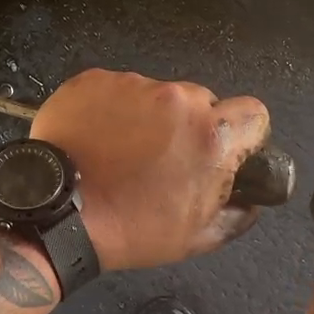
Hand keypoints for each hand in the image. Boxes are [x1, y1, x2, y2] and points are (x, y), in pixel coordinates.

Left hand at [27, 68, 268, 270]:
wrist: (61, 210)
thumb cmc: (131, 226)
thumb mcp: (199, 235)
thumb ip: (237, 210)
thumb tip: (250, 198)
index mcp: (210, 134)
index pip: (253, 112)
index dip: (242, 133)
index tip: (225, 148)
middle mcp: (174, 99)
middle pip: (200, 100)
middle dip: (190, 124)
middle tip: (166, 157)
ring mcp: (131, 84)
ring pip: (156, 94)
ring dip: (149, 115)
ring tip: (123, 150)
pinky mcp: (94, 79)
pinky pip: (116, 89)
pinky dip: (113, 108)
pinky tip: (99, 137)